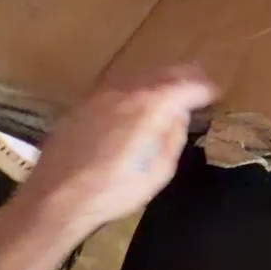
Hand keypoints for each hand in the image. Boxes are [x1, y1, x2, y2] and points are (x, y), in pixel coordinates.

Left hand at [14, 64, 216, 237]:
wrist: (54, 199)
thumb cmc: (113, 190)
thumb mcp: (159, 172)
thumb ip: (174, 137)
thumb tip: (178, 117)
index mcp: (153, 103)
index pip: (190, 84)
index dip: (207, 89)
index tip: (216, 95)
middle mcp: (130, 88)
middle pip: (168, 70)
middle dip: (188, 76)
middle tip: (200, 85)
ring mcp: (105, 92)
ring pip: (143, 74)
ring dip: (162, 79)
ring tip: (172, 91)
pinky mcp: (85, 101)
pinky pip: (120, 86)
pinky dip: (137, 89)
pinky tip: (137, 102)